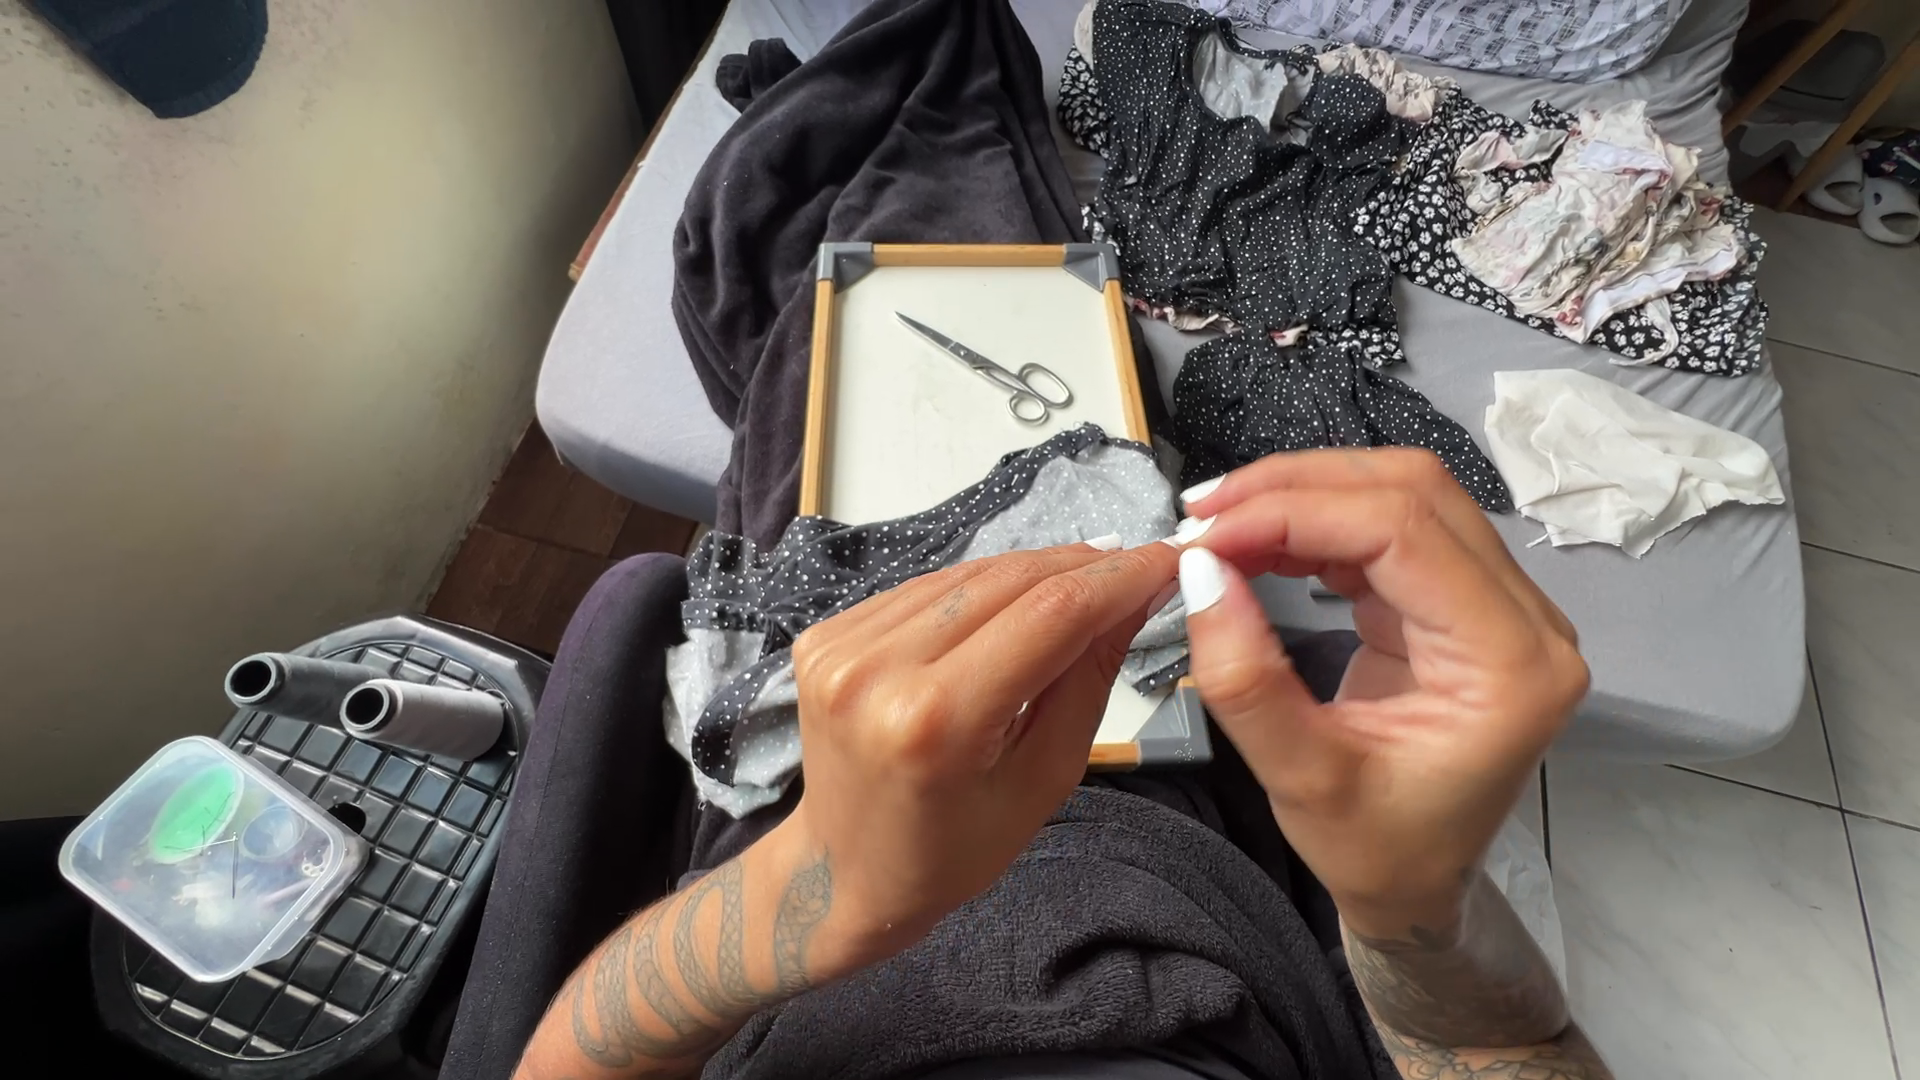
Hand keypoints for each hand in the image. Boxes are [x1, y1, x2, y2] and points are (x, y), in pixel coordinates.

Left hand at [782, 541, 1179, 965]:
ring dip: (1034, 569)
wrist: (844, 870)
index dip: (1119, 577)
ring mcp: (843, 644)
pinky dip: (979, 587)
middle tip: (1136, 563)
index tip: (1168, 558)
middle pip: (1007, 582)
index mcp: (938, 720)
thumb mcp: (1044, 777)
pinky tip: (1014, 596)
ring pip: (966, 574)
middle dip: (1082, 566)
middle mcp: (878, 668)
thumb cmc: (953, 849)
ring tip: (1085, 576)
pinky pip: (926, 589)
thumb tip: (1135, 594)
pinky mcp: (827, 633)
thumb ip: (1090, 676)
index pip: (1050, 615)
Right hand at [1178, 450, 1587, 939]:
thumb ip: (1244, 677)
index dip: (1293, 513)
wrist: (1416, 881)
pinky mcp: (1448, 601)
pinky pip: (1380, 528)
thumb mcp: (1298, 777)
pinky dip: (1309, 522)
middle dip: (1293, 485)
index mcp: (1507, 662)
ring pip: (1396, 495)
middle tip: (1203, 514)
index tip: (1204, 538)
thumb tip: (1198, 572)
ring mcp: (1490, 602)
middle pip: (1409, 489)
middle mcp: (1520, 615)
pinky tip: (1257, 544)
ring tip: (1219, 524)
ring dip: (1299, 494)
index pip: (1401, 531)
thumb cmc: (1372, 847)